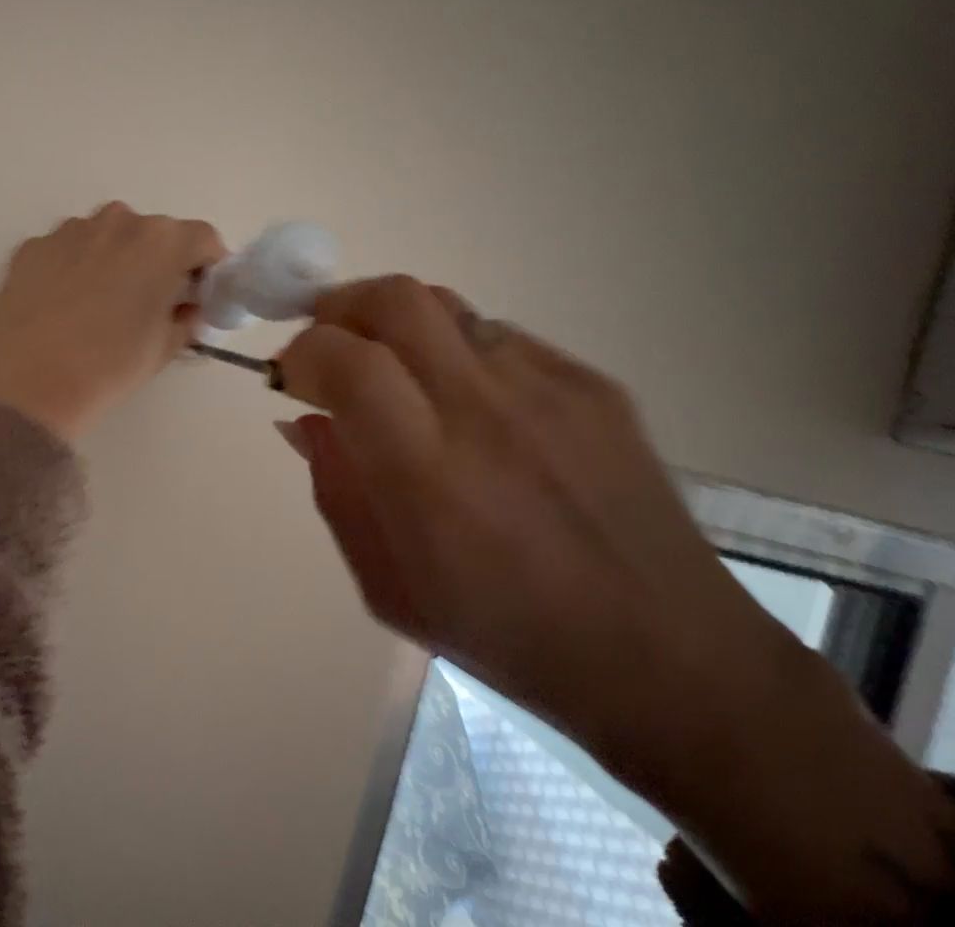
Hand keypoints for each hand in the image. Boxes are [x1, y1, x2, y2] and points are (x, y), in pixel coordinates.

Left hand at [0, 202, 225, 439]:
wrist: (23, 381)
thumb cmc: (108, 366)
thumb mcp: (163, 349)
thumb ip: (185, 320)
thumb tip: (186, 311)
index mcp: (162, 241)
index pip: (203, 240)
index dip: (207, 270)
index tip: (200, 298)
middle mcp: (118, 221)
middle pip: (153, 234)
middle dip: (160, 263)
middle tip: (152, 307)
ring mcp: (69, 230)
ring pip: (107, 238)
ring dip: (114, 262)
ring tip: (101, 310)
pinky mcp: (31, 247)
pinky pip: (67, 252)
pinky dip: (74, 270)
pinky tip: (63, 310)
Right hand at [274, 275, 954, 923]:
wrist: (664, 654)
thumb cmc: (505, 636)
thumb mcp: (386, 587)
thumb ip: (337, 492)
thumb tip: (305, 420)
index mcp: (427, 473)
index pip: (346, 359)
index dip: (302, 353)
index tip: (289, 378)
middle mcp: (487, 411)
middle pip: (397, 300)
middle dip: (340, 307)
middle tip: (326, 345)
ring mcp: (550, 390)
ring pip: (449, 307)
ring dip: (398, 326)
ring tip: (392, 372)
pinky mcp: (596, 386)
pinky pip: (502, 337)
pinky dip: (458, 351)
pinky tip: (467, 404)